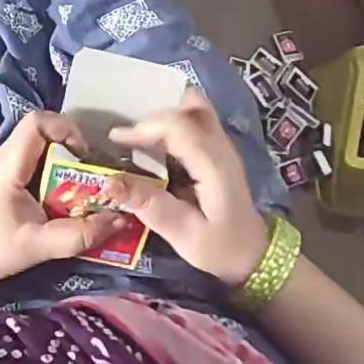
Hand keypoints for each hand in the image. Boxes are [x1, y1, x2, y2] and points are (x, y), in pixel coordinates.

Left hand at [0, 112, 129, 284]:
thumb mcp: (38, 246)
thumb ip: (79, 235)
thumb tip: (119, 221)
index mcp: (8, 165)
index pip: (37, 122)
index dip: (67, 130)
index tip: (85, 157)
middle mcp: (5, 158)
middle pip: (44, 131)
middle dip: (73, 148)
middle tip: (91, 176)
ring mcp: (4, 167)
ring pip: (42, 148)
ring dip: (66, 162)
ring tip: (84, 188)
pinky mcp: (6, 179)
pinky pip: (36, 163)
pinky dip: (56, 174)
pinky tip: (66, 198)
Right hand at [100, 89, 269, 286]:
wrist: (254, 255)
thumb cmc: (219, 247)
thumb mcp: (182, 234)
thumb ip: (149, 205)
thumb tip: (109, 182)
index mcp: (213, 166)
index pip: (179, 126)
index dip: (145, 127)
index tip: (116, 140)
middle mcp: (221, 147)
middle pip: (189, 108)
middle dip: (153, 117)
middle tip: (125, 137)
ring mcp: (223, 146)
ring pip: (194, 109)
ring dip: (163, 117)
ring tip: (135, 137)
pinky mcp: (219, 150)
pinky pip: (196, 121)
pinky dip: (172, 123)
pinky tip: (153, 143)